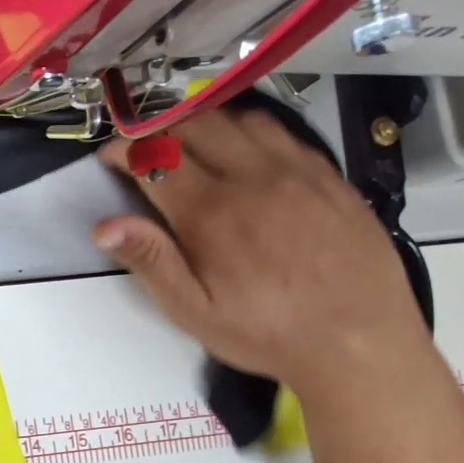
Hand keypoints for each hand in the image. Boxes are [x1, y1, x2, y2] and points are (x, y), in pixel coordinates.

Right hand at [92, 107, 429, 394]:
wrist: (358, 343)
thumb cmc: (266, 333)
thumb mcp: (193, 311)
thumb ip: (150, 261)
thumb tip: (105, 226)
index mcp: (211, 214)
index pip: (154, 159)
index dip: (123, 150)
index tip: (109, 157)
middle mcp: (252, 179)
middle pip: (193, 126)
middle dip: (158, 130)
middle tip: (143, 150)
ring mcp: (297, 172)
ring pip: (238, 119)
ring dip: (202, 123)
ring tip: (187, 144)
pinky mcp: (329, 176)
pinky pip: (281, 132)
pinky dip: (247, 130)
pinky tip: (241, 152)